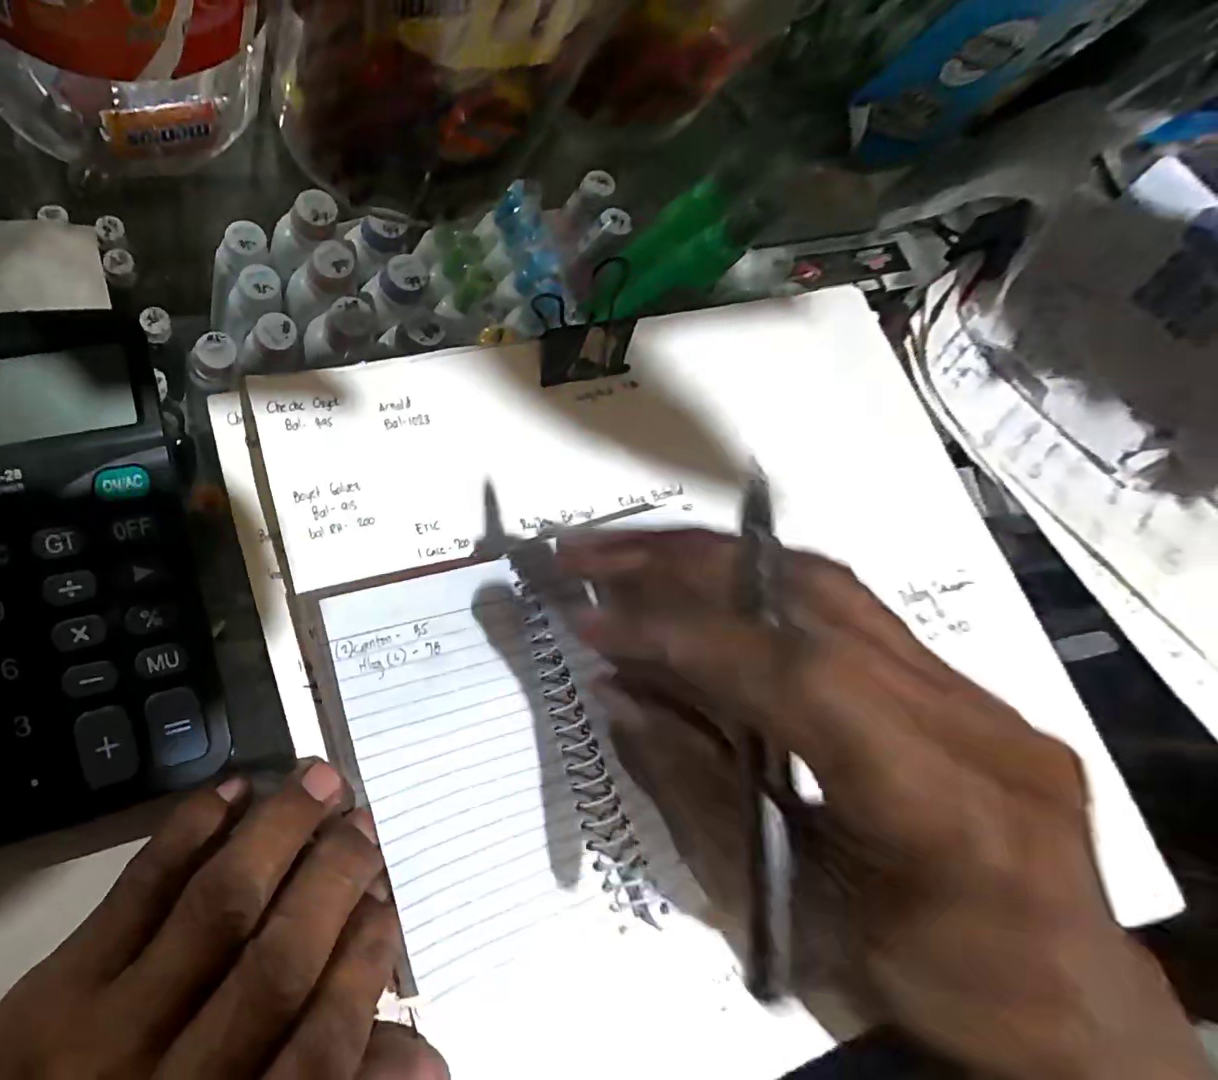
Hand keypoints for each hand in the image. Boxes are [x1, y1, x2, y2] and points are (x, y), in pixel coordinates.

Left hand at [0, 760, 447, 1079]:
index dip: (363, 967)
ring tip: (315, 785)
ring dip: (275, 834)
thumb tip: (426, 1055)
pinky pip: (139, 887)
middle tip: (362, 823)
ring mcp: (108, 1024)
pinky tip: (232, 789)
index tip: (385, 903)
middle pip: (274, 964)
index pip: (318, 1051)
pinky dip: (191, 831)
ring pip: (215, 907)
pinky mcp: (61, 980)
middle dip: (330, 880)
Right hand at [559, 529, 1208, 1079]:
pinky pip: (837, 610)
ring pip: (826, 587)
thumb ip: (692, 783)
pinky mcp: (957, 691)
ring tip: (621, 551)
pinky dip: (745, 585)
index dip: (680, 635)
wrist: (1057, 1017)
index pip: (793, 672)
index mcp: (940, 800)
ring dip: (709, 558)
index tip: (588, 622)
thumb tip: (614, 691)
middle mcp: (974, 726)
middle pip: (811, 599)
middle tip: (584, 554)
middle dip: (682, 563)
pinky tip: (688, 582)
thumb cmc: (906, 980)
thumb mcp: (780, 897)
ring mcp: (975, 698)